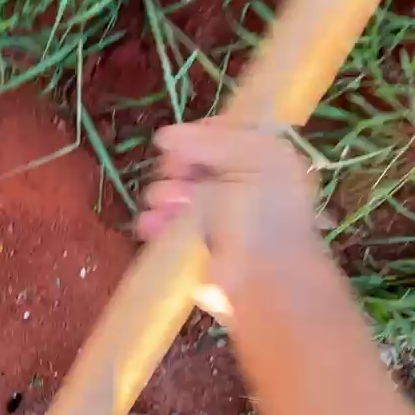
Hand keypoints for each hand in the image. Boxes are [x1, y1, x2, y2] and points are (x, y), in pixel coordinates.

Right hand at [134, 119, 325, 318]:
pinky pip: (167, 228)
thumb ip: (212, 142)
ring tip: (162, 204)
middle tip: (174, 176)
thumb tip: (166, 136)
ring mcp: (215, 218)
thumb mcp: (251, 161)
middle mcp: (239, 185)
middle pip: (193, 164)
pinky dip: (156, 224)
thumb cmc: (265, 215)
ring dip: (164, 196)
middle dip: (178, 168)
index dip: (197, 135)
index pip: (222, 133)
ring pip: (176, 196)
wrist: (263, 280)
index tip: (176, 144)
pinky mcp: (194, 247)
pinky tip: (148, 224)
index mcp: (262, 158)